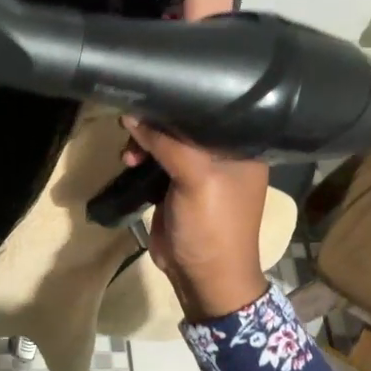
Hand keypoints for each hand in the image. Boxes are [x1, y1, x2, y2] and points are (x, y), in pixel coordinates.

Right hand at [123, 117, 269, 319]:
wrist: (204, 278)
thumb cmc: (212, 225)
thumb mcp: (194, 178)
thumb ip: (165, 143)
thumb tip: (130, 114)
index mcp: (242, 150)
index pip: (211, 111)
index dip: (181, 102)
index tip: (152, 93)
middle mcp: (223, 156)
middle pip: (184, 126)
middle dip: (156, 125)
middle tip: (132, 130)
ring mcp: (199, 173)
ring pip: (166, 144)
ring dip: (144, 144)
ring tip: (129, 156)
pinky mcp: (177, 187)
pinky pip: (157, 163)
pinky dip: (142, 159)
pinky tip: (129, 163)